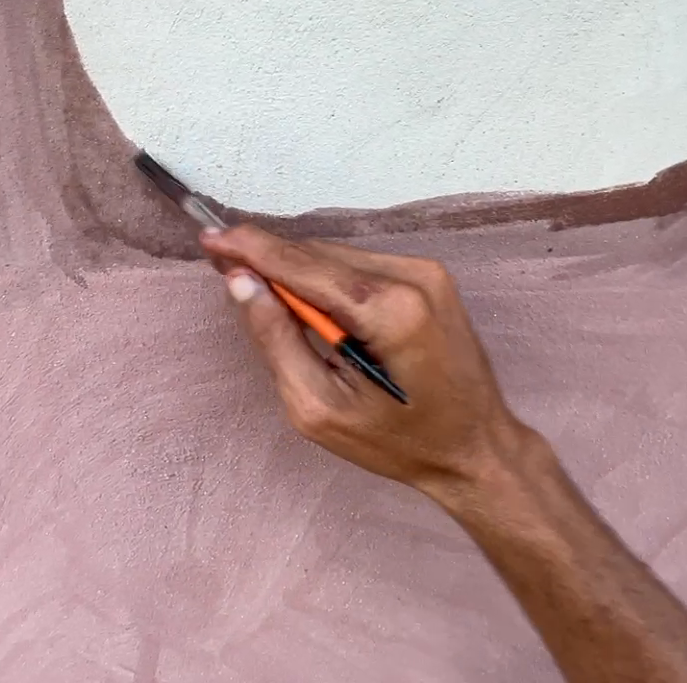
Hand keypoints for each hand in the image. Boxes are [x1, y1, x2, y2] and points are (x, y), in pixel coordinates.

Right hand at [201, 224, 536, 500]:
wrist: (477, 447)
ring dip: (295, 270)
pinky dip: (324, 277)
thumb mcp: (319, 409)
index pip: (303, 265)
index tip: (210, 238)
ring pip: (335, 256)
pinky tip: (310, 302)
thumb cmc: (398, 442)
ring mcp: (424, 270)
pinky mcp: (428, 273)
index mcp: (389, 312)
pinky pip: (356, 263)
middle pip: (316, 255)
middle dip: (269, 260)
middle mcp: (411, 276)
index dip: (251, 248)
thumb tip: (241, 281)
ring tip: (264, 290)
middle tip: (225, 268)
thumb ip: (276, 339)